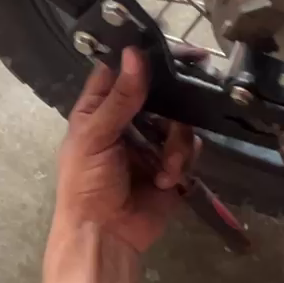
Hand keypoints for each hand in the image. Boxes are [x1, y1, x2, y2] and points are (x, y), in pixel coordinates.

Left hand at [52, 48, 197, 254]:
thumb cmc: (86, 184)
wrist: (104, 235)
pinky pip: (189, 148)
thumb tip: (135, 53)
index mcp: (99, 110)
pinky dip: (182, 162)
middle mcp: (127, 121)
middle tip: (197, 85)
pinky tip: (168, 180)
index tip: (173, 48)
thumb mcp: (95, 136)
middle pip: (159, 94)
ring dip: (176, 143)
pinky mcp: (172, 165)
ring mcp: (151, 143)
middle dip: (175, 100)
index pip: (122, 72)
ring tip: (166, 168)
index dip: (143, 58)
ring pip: (179, 121)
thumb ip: (120, 97)